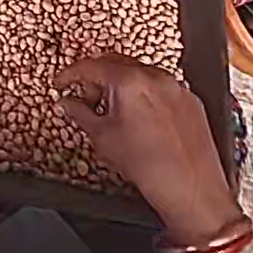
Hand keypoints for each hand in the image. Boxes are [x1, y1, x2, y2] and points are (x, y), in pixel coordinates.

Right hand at [54, 55, 239, 241]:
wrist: (191, 188)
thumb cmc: (150, 166)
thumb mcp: (102, 137)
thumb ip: (79, 113)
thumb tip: (68, 103)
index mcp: (130, 81)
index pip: (90, 66)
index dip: (70, 74)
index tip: (62, 82)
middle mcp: (156, 78)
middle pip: (114, 64)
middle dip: (95, 79)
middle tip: (84, 99)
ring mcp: (176, 88)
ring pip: (138, 74)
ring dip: (119, 86)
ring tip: (112, 114)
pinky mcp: (190, 101)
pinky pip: (158, 88)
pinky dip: (142, 95)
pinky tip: (137, 120)